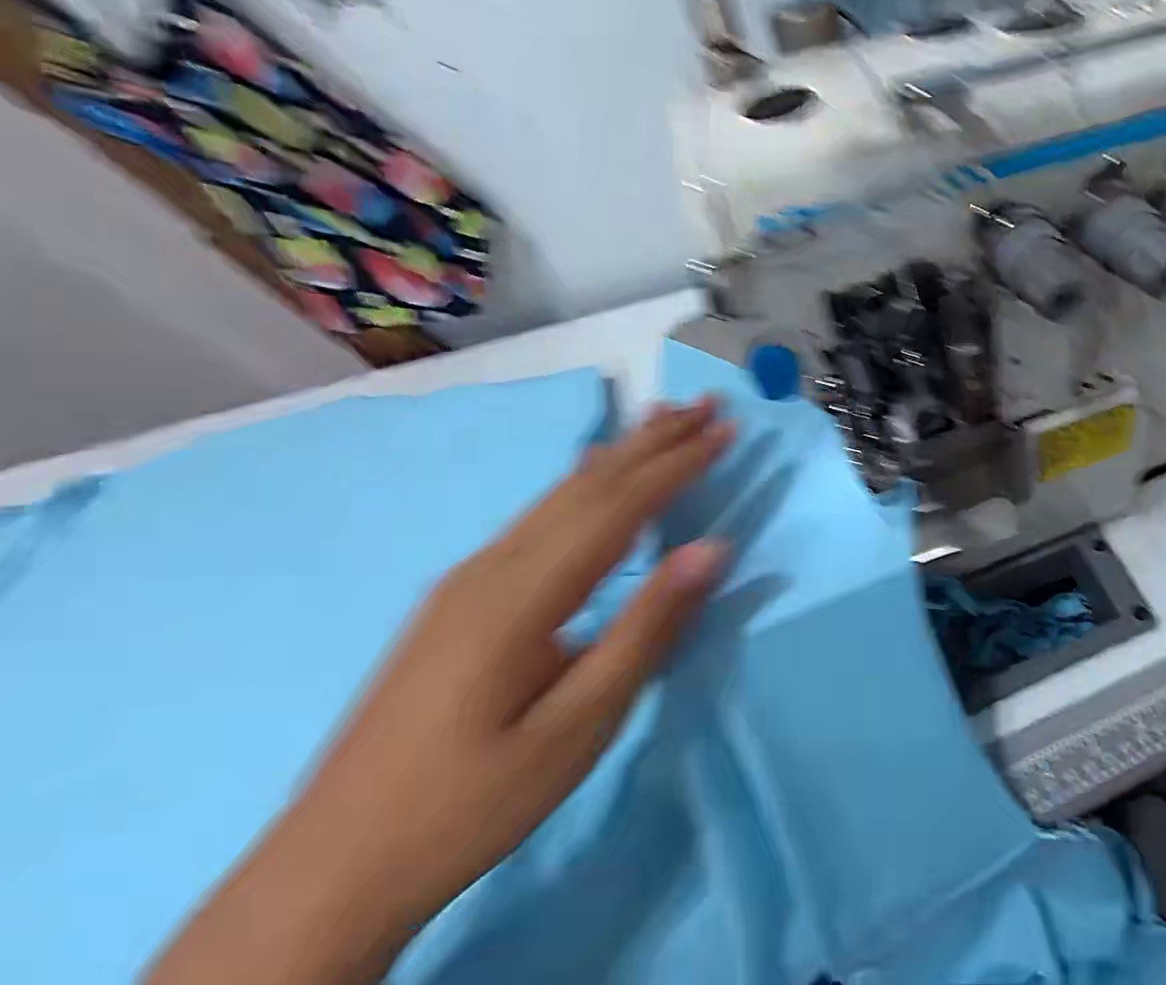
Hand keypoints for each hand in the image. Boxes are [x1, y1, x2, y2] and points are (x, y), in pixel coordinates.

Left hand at [147, 400, 733, 984]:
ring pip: (558, 498)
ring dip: (620, 455)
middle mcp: (491, 568)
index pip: (618, 507)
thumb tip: (712, 548)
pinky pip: (537, 520)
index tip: (727, 429)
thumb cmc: (476, 798)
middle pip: (587, 487)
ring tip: (662, 418)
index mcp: (522, 594)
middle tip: (707, 403)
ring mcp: (468, 581)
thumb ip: (649, 627)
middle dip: (653, 441)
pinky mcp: (460, 600)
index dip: (677, 465)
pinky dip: (581, 485)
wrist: (336, 864)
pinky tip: (588, 473)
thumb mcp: (582, 723)